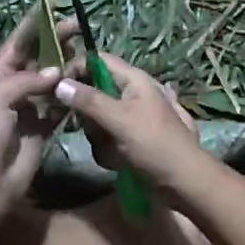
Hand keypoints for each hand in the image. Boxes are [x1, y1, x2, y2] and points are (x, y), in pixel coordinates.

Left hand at [0, 11, 78, 220]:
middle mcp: (10, 89)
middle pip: (37, 60)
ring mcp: (27, 110)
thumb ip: (26, 81)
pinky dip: (70, 97)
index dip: (32, 25)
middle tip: (79, 28)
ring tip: (88, 54)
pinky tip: (86, 84)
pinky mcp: (41, 131)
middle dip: (56, 43)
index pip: (15, 44)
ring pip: (51, 83)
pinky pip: (59, 108)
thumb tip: (58, 71)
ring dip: (67, 69)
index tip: (50, 5)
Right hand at [54, 54, 213, 190]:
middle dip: (89, 114)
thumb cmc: (155, 146)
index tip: (59, 88)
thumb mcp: (119, 120)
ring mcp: (132, 116)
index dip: (77, 69)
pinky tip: (117, 161)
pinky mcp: (131, 137)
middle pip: (94, 91)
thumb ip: (88, 100)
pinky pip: (106, 136)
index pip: (97, 60)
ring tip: (112, 150)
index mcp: (134, 79)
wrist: (186, 184)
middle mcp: (132, 93)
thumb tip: (59, 83)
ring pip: (97, 118)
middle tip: (95, 129)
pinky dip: (108, 149)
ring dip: (99, 137)